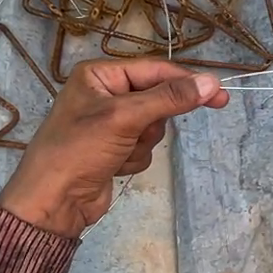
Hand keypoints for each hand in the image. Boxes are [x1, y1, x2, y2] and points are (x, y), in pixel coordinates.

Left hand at [0, 59, 228, 235]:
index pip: (154, 70)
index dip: (186, 82)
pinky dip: (134, 157)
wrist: (53, 202)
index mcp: (100, 74)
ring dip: (142, 142)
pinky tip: (112, 166)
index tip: (219, 94)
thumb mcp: (125, 117)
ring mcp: (110, 123)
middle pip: (156, 98)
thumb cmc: (80, 149)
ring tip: (117, 152)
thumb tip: (211, 83)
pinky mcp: (114, 149)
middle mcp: (105, 93)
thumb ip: (169, 99)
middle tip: (144, 133)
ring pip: (153, 126)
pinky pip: (144, 147)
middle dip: (152, 121)